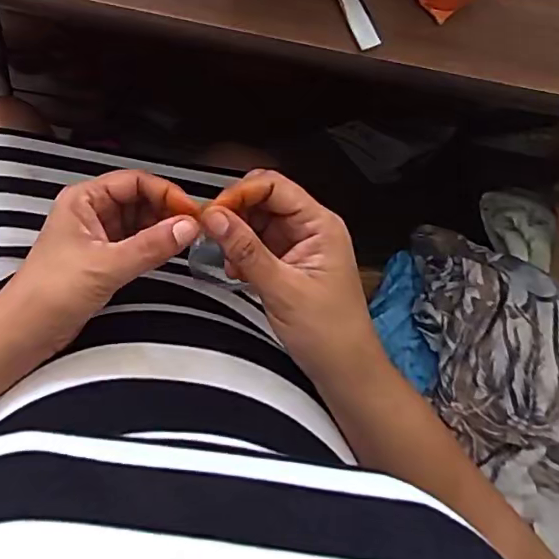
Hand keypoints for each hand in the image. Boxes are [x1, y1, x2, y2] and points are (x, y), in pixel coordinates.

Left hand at [0, 170, 202, 352]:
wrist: (26, 330)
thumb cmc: (50, 291)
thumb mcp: (106, 265)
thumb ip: (150, 245)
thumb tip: (186, 227)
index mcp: (83, 199)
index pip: (133, 181)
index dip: (164, 191)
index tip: (189, 210)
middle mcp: (88, 211)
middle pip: (137, 198)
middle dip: (165, 209)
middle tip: (193, 226)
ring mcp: (94, 235)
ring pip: (137, 220)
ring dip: (160, 227)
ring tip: (186, 239)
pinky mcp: (100, 258)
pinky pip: (133, 242)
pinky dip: (151, 245)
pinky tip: (167, 252)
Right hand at [201, 170, 382, 380]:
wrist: (345, 372)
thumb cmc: (332, 335)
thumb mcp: (282, 289)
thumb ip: (245, 249)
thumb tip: (216, 217)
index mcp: (320, 225)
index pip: (273, 186)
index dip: (240, 194)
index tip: (215, 212)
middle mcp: (309, 228)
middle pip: (261, 197)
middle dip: (233, 212)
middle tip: (212, 230)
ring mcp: (297, 243)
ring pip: (253, 218)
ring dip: (234, 233)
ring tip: (227, 257)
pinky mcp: (285, 259)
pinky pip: (253, 240)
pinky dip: (238, 250)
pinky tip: (235, 269)